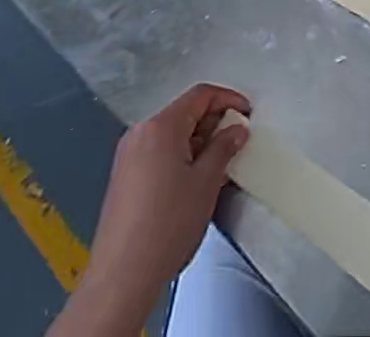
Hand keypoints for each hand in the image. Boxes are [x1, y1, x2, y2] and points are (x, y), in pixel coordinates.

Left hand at [85, 83, 251, 299]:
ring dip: (197, 141)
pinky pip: (157, 151)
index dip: (227, 99)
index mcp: (161, 126)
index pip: (200, 95)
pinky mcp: (124, 175)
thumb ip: (224, 148)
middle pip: (183, 112)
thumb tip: (236, 130)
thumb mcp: (206, 182)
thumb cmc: (165, 226)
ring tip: (217, 165)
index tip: (246, 111)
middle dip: (213, 122)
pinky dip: (179, 156)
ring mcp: (128, 154)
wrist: (123, 273)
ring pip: (171, 134)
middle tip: (235, 140)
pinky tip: (193, 181)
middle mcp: (140, 133)